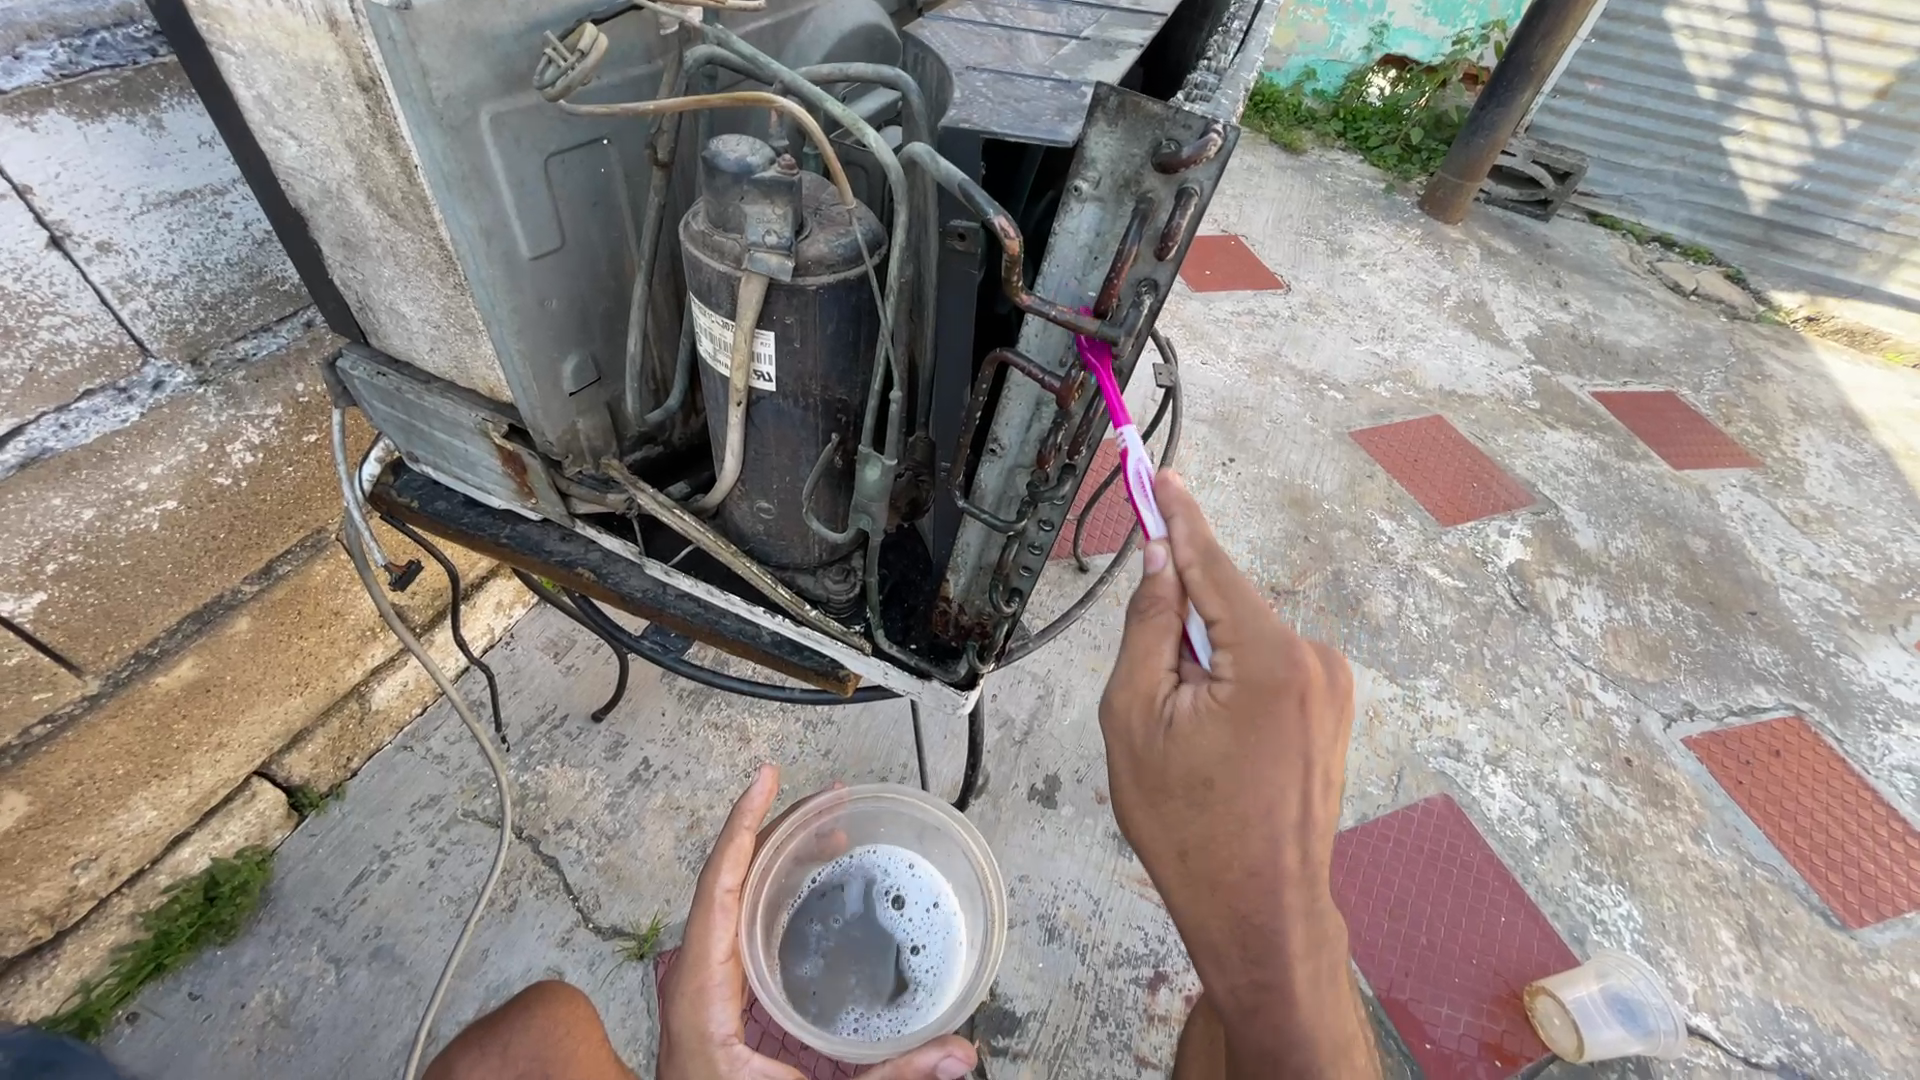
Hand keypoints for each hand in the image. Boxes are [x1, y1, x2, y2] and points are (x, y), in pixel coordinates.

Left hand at [657, 765, 979, 1079]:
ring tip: (832, 827)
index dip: (743, 825)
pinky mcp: (720, 990)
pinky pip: (741, 916)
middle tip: (833, 798)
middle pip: (732, 876)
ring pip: (737, 893)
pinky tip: (809, 878)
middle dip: (781, 826)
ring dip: (781, 852)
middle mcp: (698, 975)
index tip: (766, 778)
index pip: (719, 886)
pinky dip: (775, 884)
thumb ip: (887, 1075)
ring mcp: (706, 980)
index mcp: (702, 993)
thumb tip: (956, 1053)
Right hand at [1099, 471, 1376, 1076]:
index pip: (1210, 561)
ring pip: (1241, 640)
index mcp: (1267, 655)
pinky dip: (1226, 680)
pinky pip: (1264, 668)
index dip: (1179, 513)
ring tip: (1181, 736)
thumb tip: (1160, 560)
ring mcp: (1332, 687)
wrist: (1260, 915)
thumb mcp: (1135, 717)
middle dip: (1177, 624)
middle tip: (1150, 696)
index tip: (1159, 468)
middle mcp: (1313, 657)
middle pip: (1223, 605)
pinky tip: (1211, 741)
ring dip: (1199, 661)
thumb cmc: (1184, 821)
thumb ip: (1148, 627)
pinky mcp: (1332, 711)